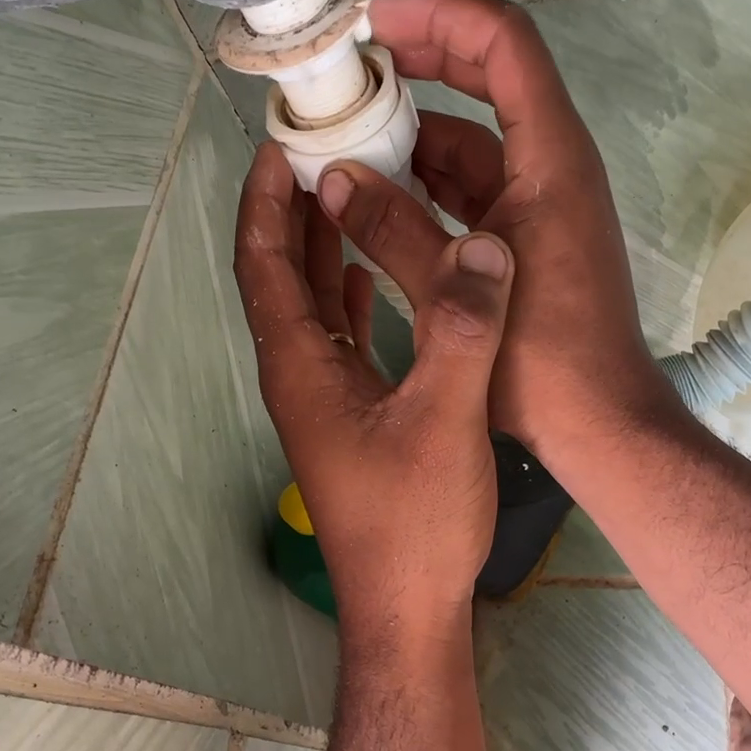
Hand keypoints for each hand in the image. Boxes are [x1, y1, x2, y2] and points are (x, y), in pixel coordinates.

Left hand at [234, 141, 514, 623]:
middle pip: (282, 280)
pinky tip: (370, 278)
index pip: (265, 266)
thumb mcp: (444, 420)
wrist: (408, 608)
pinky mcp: (356, 422)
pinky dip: (349, 299)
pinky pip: (342, 341)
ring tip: (354, 194)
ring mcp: (327, 403)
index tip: (283, 142)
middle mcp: (302, 379)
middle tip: (326, 150)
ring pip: (312, 309)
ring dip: (323, 251)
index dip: (266, 202)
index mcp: (301, 370)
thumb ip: (461, 330)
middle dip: (294, 214)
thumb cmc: (416, 522)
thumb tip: (485, 245)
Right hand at [319, 0, 677, 456]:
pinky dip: (429, 184)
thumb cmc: (545, 364)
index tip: (374, 20)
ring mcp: (541, 204)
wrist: (598, 425)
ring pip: (474, 142)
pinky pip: (473, 189)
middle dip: (421, 60)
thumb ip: (395, 230)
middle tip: (353, 63)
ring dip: (417, 132)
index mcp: (551, 160)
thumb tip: (334, 178)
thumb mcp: (458, 293)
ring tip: (350, 130)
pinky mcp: (527, 240)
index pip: (503, 44)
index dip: (439, 13)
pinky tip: (382, 193)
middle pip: (489, 79)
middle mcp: (552, 168)